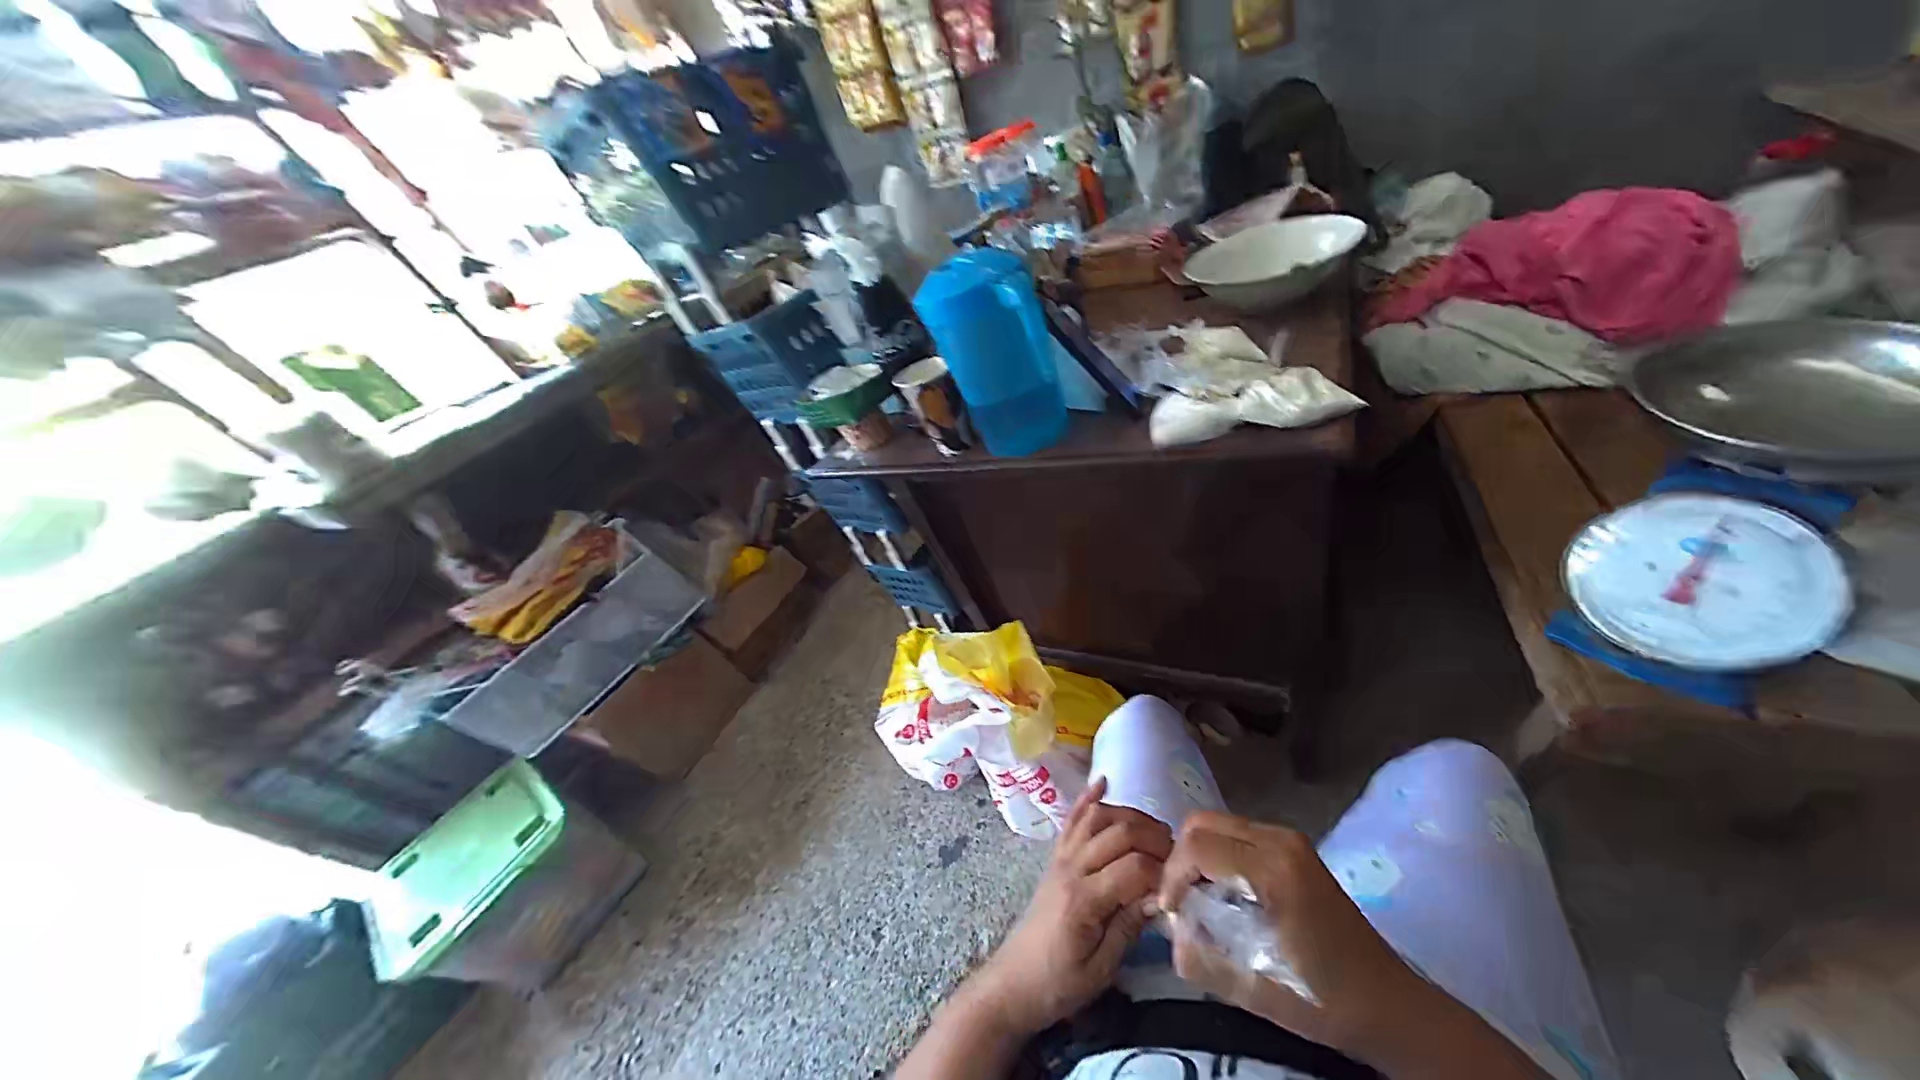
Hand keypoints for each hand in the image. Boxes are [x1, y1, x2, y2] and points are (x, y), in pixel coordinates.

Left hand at [967, 777, 1172, 1035]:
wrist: (1013, 982)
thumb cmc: (1059, 984)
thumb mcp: (1101, 969)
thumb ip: (1129, 927)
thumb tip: (1161, 896)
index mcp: (1084, 900)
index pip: (1133, 868)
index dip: (1163, 872)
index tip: (1180, 886)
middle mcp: (1071, 868)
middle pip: (1118, 832)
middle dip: (1154, 836)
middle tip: (1178, 856)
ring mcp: (1060, 859)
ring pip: (1096, 818)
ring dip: (1130, 815)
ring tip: (1157, 831)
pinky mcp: (1055, 858)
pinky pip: (1071, 821)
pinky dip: (1088, 799)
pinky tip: (1103, 782)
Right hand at [1158, 813, 1548, 1079]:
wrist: (1392, 1005)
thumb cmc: (1327, 1000)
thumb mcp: (1259, 993)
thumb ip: (1203, 961)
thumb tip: (1167, 932)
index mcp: (1274, 870)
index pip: (1196, 845)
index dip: (1171, 875)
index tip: (1170, 911)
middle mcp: (1280, 840)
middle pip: (1201, 822)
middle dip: (1180, 859)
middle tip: (1181, 901)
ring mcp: (1289, 838)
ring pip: (1216, 823)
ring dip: (1197, 855)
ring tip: (1200, 898)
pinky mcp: (1293, 846)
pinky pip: (1236, 832)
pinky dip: (1217, 853)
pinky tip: (1226, 892)